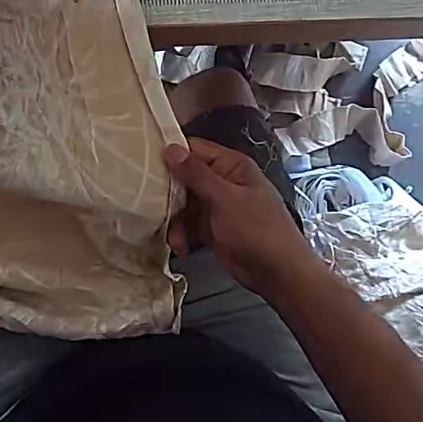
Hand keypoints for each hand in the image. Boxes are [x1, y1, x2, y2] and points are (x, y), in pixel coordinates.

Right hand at [164, 138, 326, 296]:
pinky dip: (182, 235)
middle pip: (185, 178)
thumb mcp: (226, 199)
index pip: (195, 149)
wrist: (278, 272)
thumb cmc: (259, 230)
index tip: (144, 160)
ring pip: (183, 205)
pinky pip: (189, 225)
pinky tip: (182, 247)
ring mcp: (218, 206)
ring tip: (174, 235)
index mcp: (232, 166)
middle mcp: (224, 182)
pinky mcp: (213, 228)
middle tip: (151, 204)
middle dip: (169, 193)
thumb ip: (197, 174)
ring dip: (175, 220)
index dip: (171, 153)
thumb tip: (172, 149)